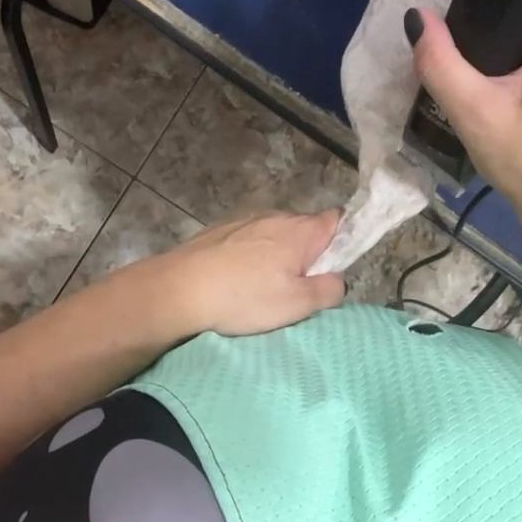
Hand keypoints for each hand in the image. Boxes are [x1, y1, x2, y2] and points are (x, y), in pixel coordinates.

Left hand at [132, 211, 345, 337]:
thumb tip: (338, 280)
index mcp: (301, 230)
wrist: (179, 290)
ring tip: (258, 292)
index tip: (330, 271)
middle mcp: (276, 216)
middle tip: (292, 293)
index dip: (342, 244)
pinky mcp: (220, 231)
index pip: (339, 221)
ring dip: (274, 261)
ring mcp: (245, 220)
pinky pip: (247, 243)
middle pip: (305, 233)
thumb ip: (329, 290)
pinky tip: (234, 283)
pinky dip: (248, 260)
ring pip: (274, 239)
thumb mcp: (297, 304)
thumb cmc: (244, 298)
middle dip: (305, 259)